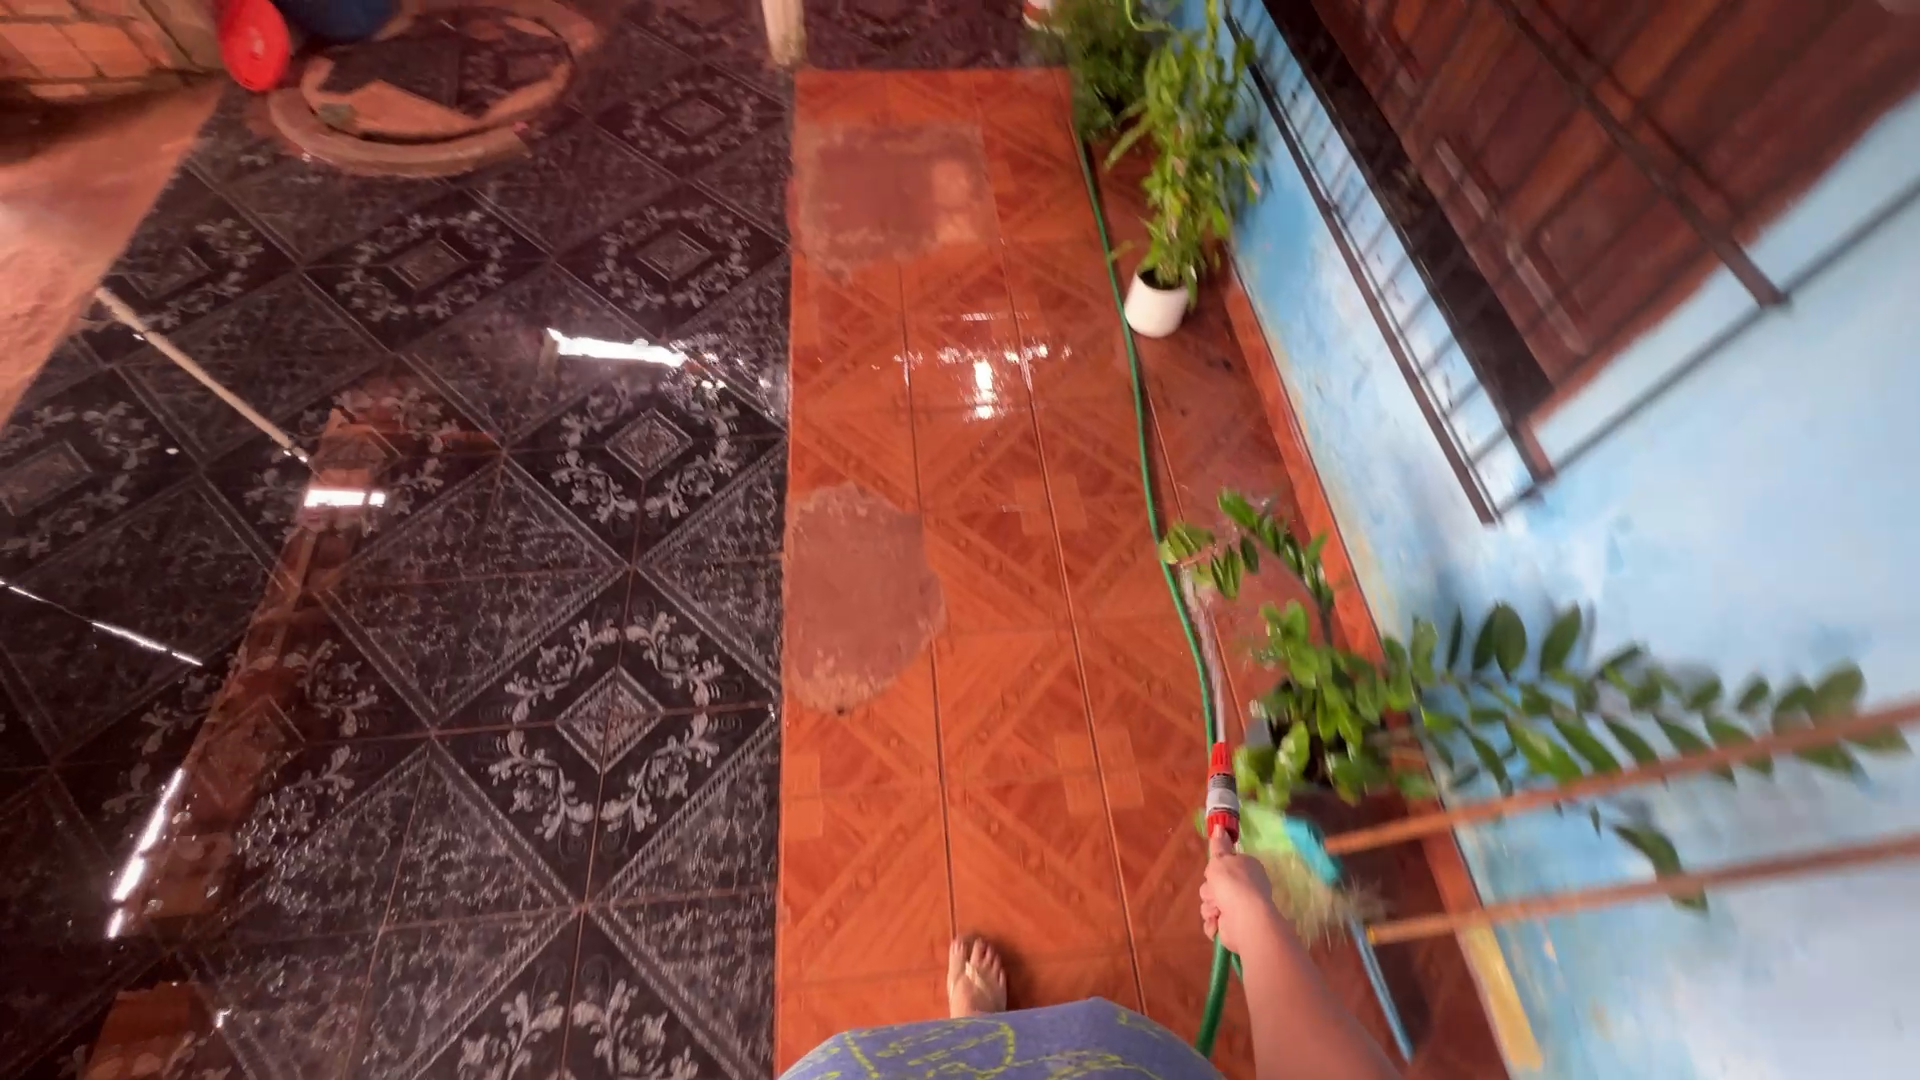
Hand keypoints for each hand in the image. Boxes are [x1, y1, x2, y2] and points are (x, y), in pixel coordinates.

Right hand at [1200, 827, 1282, 953]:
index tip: (1214, 871)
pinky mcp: (1231, 926)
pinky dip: (1213, 923)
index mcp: (1246, 868)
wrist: (1244, 919)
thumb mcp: (1221, 858)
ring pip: (1210, 902)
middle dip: (1209, 890)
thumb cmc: (1233, 883)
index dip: (1215, 868)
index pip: (1224, 864)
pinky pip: (1212, 921)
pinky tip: (1217, 922)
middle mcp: (1244, 887)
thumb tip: (1219, 827)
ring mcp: (1238, 908)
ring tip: (1217, 909)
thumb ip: (1218, 845)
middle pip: (1213, 884)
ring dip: (1209, 906)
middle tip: (1216, 892)